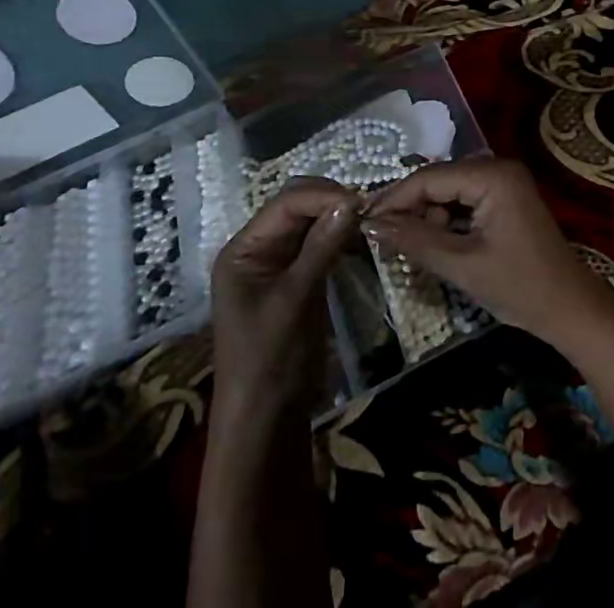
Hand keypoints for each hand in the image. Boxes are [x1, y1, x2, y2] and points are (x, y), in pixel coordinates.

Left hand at [210, 178, 358, 421]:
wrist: (266, 416)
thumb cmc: (270, 359)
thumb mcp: (295, 301)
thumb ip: (320, 249)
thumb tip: (350, 202)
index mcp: (243, 249)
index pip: (284, 204)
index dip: (322, 196)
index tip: (362, 202)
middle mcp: (258, 249)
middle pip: (295, 207)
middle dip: (330, 202)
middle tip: (369, 211)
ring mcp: (279, 264)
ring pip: (310, 225)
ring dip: (338, 218)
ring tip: (370, 221)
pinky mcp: (299, 280)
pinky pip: (319, 246)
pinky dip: (339, 239)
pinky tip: (361, 240)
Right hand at [361, 158, 611, 346]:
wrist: (572, 310)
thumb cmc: (520, 288)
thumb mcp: (461, 265)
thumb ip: (414, 240)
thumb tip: (370, 225)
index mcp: (491, 176)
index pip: (428, 179)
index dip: (393, 199)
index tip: (362, 220)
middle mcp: (497, 168)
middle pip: (437, 180)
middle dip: (409, 208)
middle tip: (382, 236)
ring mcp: (503, 182)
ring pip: (448, 190)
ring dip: (427, 215)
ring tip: (412, 245)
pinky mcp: (505, 198)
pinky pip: (464, 200)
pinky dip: (446, 219)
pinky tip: (434, 241)